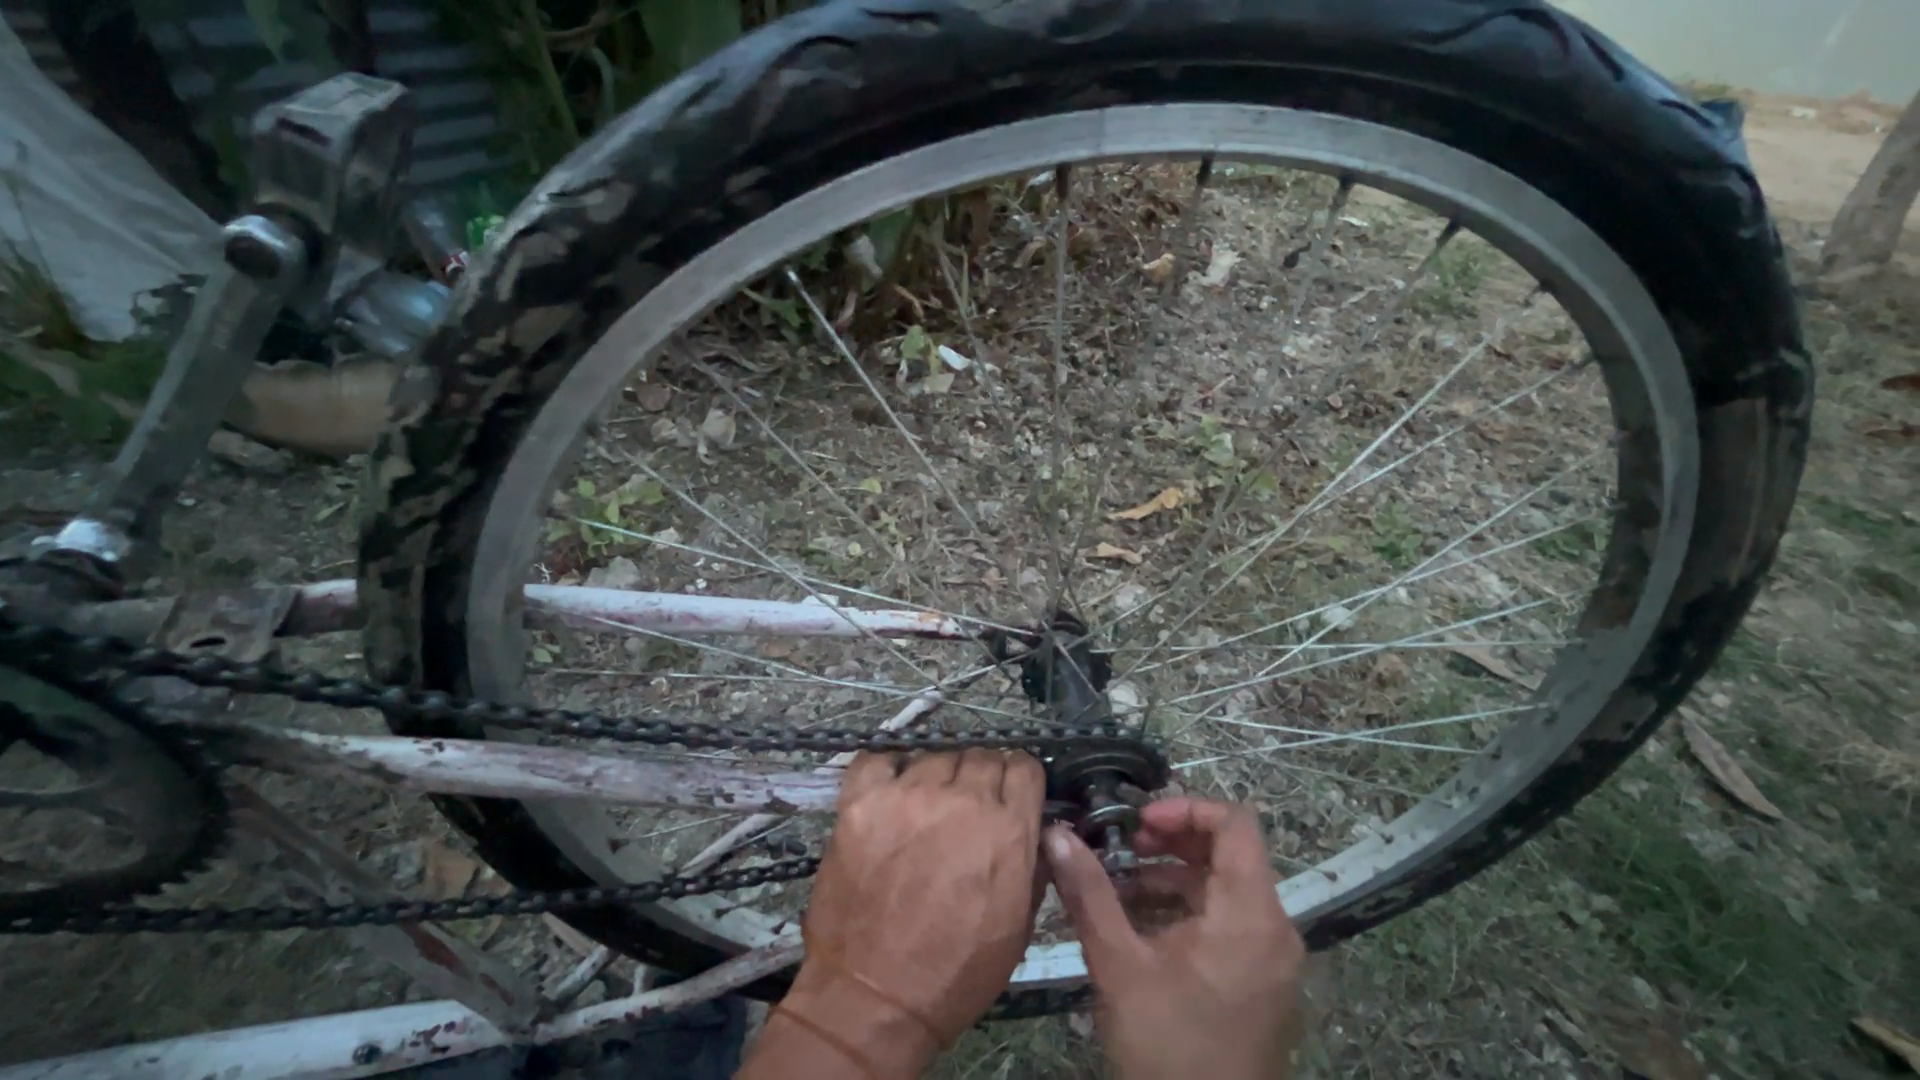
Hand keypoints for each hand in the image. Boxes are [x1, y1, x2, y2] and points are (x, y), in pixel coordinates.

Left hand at [740, 749, 1045, 1079]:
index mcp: (1007, 829)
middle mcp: (961, 800)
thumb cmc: (956, 973)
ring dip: (937, 777)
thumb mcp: (1019, 925)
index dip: (1019, 779)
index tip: (1010, 794)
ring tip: (926, 808)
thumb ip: (1034, 864)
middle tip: (967, 809)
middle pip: (980, 757)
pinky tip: (890, 794)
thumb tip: (1040, 826)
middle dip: (980, 779)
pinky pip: (879, 759)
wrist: (872, 998)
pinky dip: (888, 770)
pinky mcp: (860, 802)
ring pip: (933, 757)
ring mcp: (906, 796)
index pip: (1023, 766)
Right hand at [1045, 797, 1306, 1079]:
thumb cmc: (1166, 1046)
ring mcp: (1275, 958)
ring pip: (1230, 886)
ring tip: (1123, 886)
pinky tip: (1146, 925)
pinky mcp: (1265, 981)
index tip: (1138, 821)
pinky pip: (1234, 920)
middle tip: (1125, 846)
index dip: (1185, 807)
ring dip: (1178, 874)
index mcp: (1250, 914)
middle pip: (1233, 852)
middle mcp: (1275, 927)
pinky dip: (1193, 907)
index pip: (1236, 823)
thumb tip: (1056, 834)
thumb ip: (1089, 893)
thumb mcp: (1119, 965)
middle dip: (1175, 839)